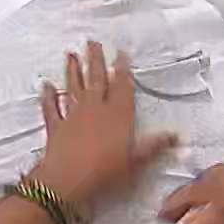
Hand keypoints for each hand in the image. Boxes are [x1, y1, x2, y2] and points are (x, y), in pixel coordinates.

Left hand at [27, 41, 176, 211]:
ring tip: (71, 54)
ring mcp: (73, 116)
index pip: (122, 87)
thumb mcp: (136, 161)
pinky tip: (45, 86)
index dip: (123, 69)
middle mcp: (95, 110)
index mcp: (117, 115)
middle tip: (92, 42)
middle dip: (96, 60)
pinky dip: (48, 97)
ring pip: (73, 88)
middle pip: (96, 80)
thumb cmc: (105, 172)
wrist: (68, 181)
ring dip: (72, 71)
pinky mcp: (55, 127)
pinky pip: (51, 108)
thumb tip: (177, 137)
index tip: (121, 53)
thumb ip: (154, 146)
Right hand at [158, 165, 223, 223]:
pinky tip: (215, 212)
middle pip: (221, 174)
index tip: (166, 216)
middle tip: (174, 212)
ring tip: (190, 210)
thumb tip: (194, 220)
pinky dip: (223, 191)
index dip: (182, 200)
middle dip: (192, 190)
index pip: (211, 189)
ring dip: (207, 188)